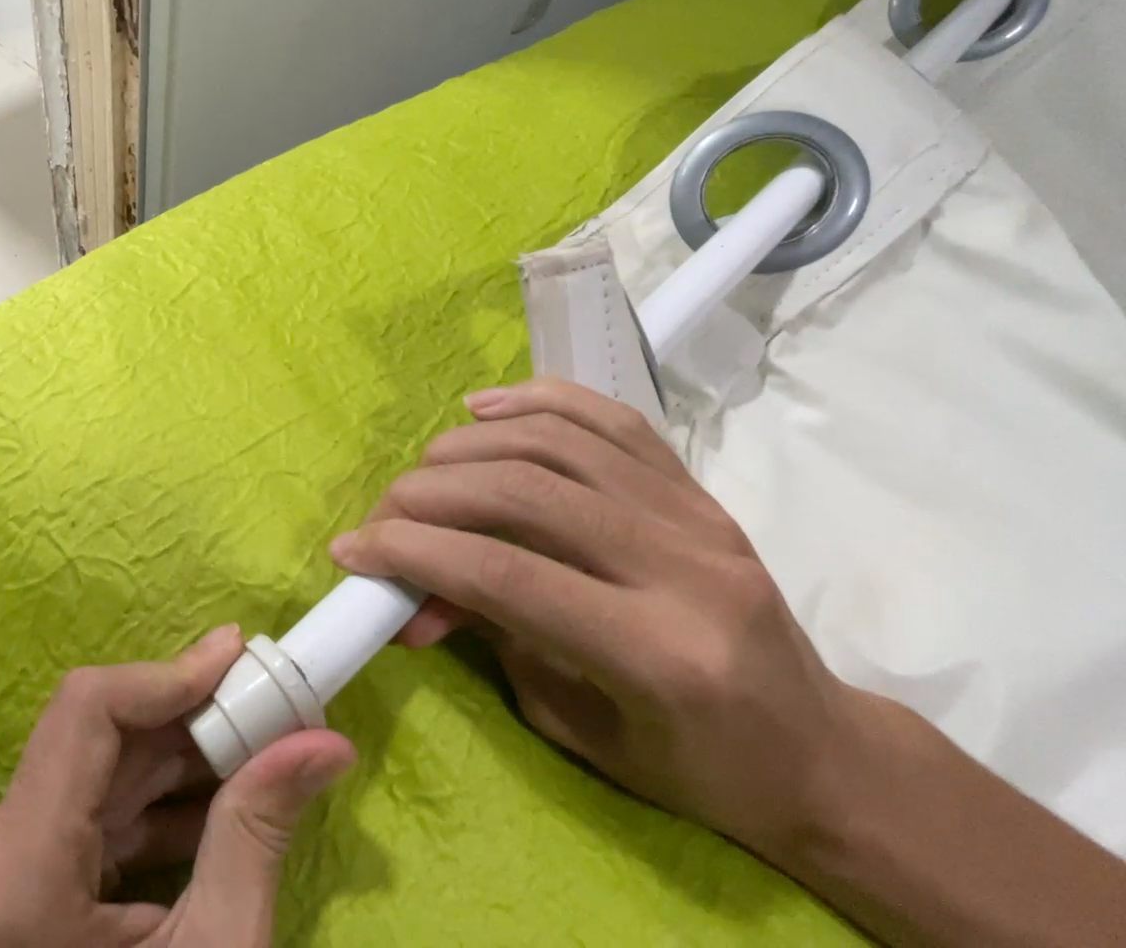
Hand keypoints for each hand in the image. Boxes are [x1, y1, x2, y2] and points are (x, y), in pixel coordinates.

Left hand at [0, 626, 355, 947]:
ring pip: (94, 773)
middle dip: (191, 721)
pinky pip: (84, 813)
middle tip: (273, 706)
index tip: (239, 656)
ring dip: (179, 760)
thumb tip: (326, 744)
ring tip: (260, 752)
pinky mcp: (2, 879)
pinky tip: (217, 805)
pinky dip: (153, 804)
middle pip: (96, 741)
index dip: (168, 673)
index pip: (87, 711)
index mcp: (13, 874)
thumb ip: (257, 837)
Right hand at [331, 377, 858, 856]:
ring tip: (422, 473)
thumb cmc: (691, 766)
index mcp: (659, 652)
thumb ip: (492, 639)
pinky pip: (611, 421)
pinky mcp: (700, 492)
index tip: (352, 550)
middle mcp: (686, 567)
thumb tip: (413, 590)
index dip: (414, 552)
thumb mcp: (574, 725)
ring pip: (561, 444)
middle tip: (380, 516)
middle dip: (429, 495)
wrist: (816, 751)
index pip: (507, 574)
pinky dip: (537, 402)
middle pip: (526, 494)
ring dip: (471, 446)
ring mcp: (700, 517)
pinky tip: (482, 408)